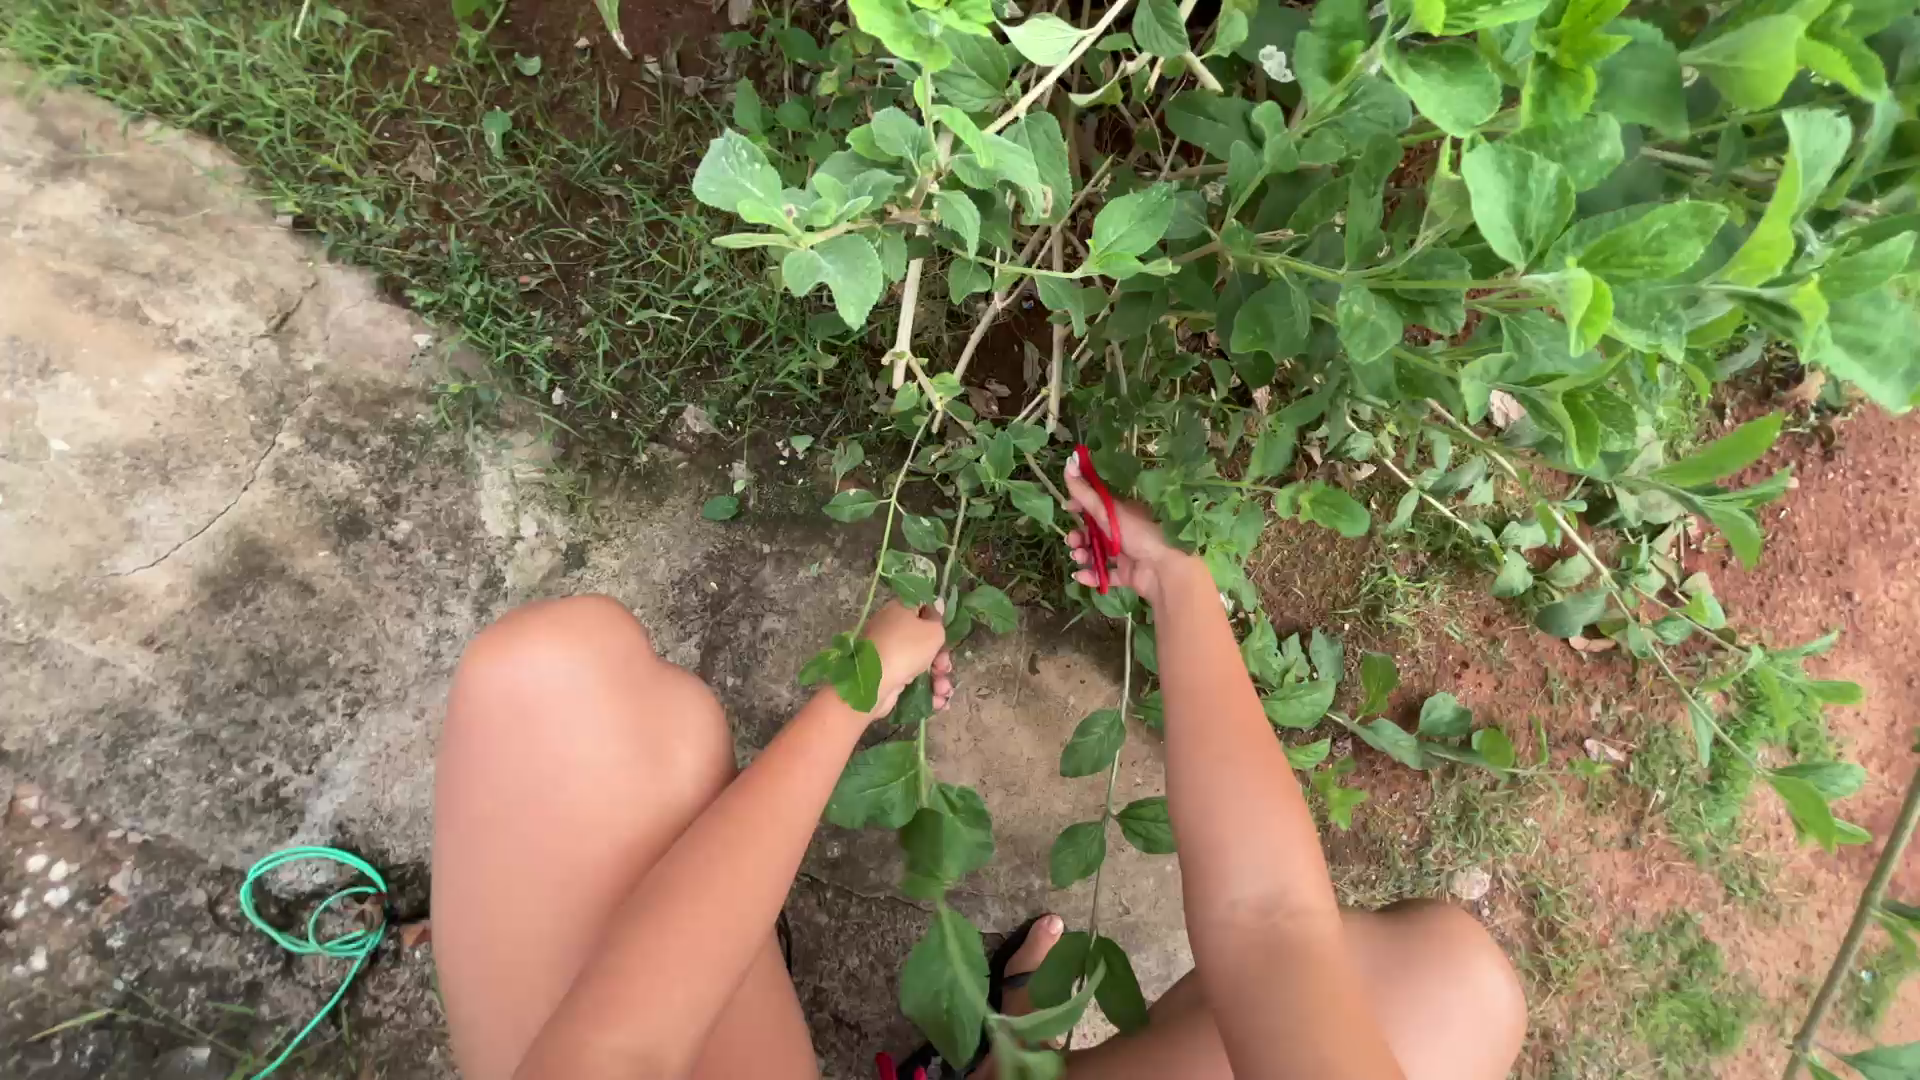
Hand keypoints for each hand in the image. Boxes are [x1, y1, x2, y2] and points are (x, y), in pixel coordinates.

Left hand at [861, 601, 955, 716]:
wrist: (873, 683)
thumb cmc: (906, 649)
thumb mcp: (933, 632)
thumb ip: (938, 623)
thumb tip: (934, 615)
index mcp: (899, 611)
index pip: (921, 609)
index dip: (936, 622)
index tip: (944, 635)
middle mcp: (892, 630)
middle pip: (924, 641)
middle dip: (940, 657)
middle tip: (944, 667)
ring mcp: (888, 655)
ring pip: (920, 664)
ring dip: (938, 677)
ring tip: (943, 690)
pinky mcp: (888, 677)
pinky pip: (912, 681)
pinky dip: (926, 690)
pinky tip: (938, 701)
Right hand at [1063, 454, 1191, 605]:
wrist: (1164, 569)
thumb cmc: (1139, 533)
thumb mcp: (1109, 510)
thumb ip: (1086, 491)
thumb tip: (1070, 459)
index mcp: (1124, 512)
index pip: (1098, 505)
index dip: (1080, 506)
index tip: (1068, 509)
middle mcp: (1126, 531)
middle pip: (1095, 532)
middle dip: (1079, 536)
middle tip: (1073, 541)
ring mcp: (1127, 554)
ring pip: (1098, 553)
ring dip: (1083, 555)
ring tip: (1079, 558)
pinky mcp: (1128, 574)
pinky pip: (1105, 574)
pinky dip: (1092, 576)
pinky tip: (1081, 576)